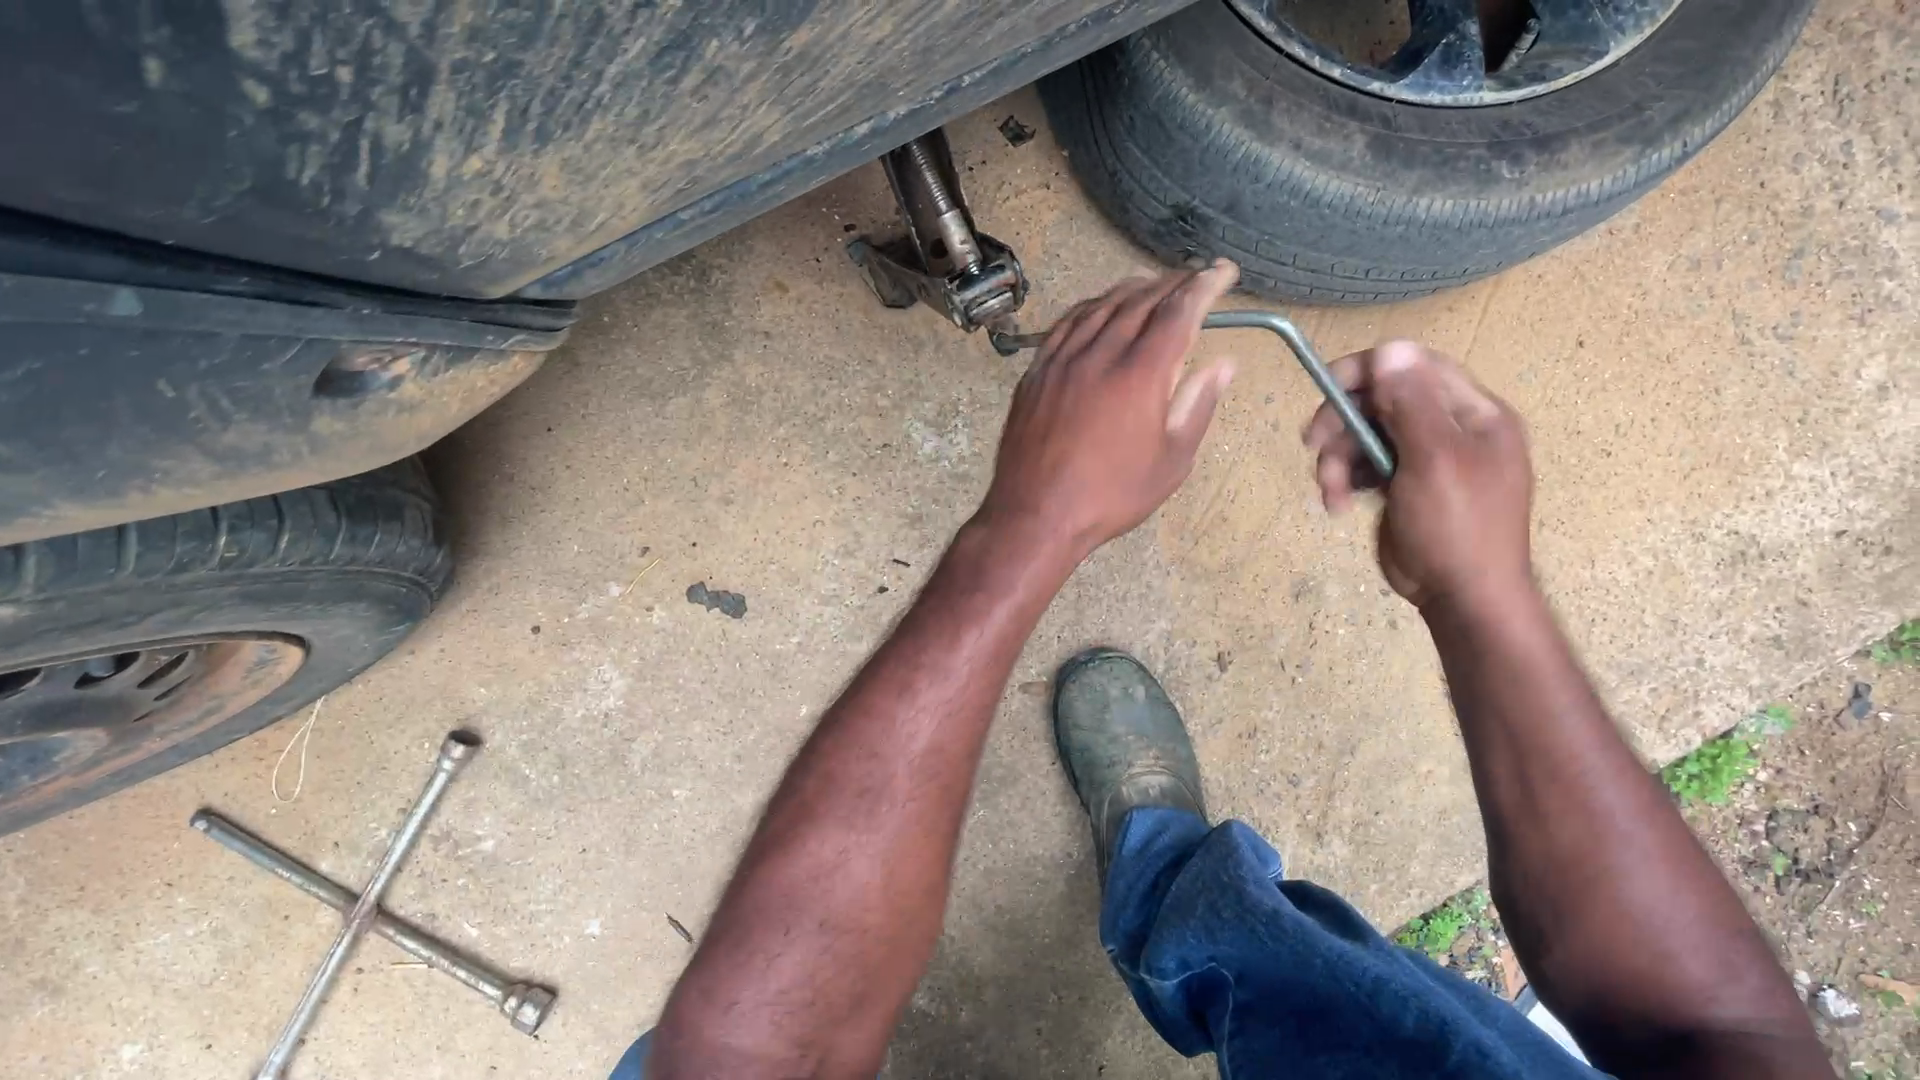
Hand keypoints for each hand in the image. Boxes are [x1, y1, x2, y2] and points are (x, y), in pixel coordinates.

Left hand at [977, 261, 1238, 561]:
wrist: (1036, 514)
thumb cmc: (1110, 495)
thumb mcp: (1171, 461)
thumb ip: (1197, 405)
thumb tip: (1223, 364)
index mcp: (1140, 373)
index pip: (1179, 311)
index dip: (1205, 285)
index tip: (1223, 271)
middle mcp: (1099, 354)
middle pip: (1140, 300)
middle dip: (1173, 283)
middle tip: (1195, 278)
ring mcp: (1062, 360)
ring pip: (1100, 306)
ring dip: (1132, 289)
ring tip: (1153, 285)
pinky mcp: (1036, 372)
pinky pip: (1066, 324)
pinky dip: (1090, 307)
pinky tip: (1098, 309)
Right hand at [1303, 340, 1533, 612]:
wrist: (1463, 595)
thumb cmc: (1457, 526)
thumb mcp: (1435, 458)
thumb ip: (1411, 402)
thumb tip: (1389, 349)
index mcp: (1472, 413)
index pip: (1415, 366)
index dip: (1368, 369)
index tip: (1328, 387)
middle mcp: (1449, 428)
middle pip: (1381, 400)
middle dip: (1343, 422)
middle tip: (1313, 444)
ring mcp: (1423, 458)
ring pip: (1364, 435)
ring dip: (1337, 459)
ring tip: (1330, 491)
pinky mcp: (1400, 485)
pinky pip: (1362, 465)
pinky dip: (1343, 480)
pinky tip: (1336, 504)